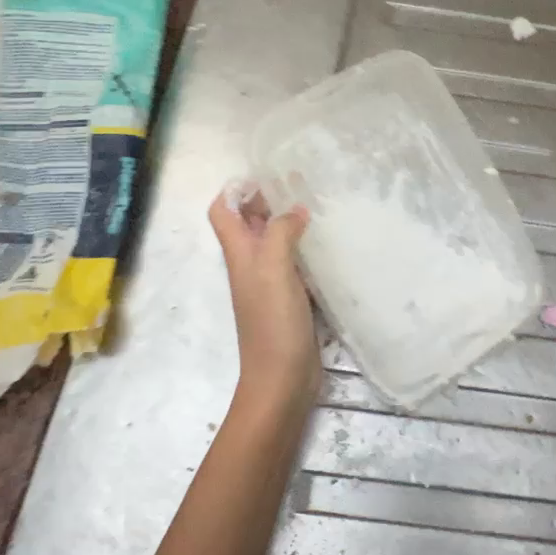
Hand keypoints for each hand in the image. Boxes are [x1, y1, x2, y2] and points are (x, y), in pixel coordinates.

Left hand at [208, 185, 317, 411]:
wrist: (281, 378)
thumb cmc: (272, 322)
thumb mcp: (273, 268)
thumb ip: (281, 232)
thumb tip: (295, 210)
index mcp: (239, 253)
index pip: (223, 211)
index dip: (236, 190)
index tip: (267, 175)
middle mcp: (252, 264)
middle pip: (252, 223)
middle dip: (272, 199)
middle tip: (305, 181)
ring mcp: (271, 283)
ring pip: (277, 242)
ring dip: (293, 223)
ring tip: (323, 204)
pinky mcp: (292, 299)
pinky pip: (297, 264)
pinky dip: (309, 249)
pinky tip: (332, 244)